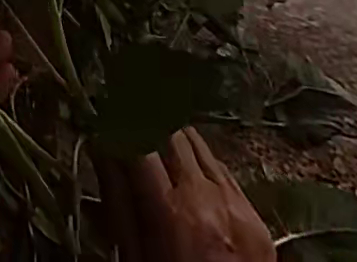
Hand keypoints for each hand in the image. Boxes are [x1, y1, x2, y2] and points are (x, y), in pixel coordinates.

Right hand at [98, 128, 276, 261]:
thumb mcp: (134, 257)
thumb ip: (117, 198)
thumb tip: (100, 147)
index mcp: (171, 213)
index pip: (140, 141)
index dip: (119, 120)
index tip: (105, 109)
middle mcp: (206, 198)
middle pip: (170, 131)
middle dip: (144, 120)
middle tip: (126, 116)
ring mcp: (236, 205)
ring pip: (197, 142)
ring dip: (171, 136)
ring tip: (153, 139)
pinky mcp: (257, 216)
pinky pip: (221, 169)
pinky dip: (198, 161)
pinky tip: (184, 168)